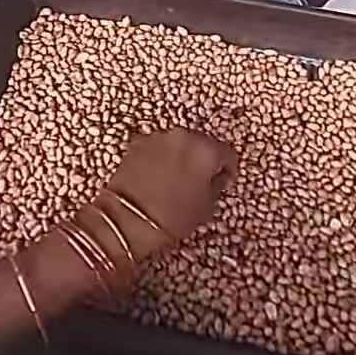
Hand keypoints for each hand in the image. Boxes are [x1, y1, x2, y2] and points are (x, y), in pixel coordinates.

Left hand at [86, 128, 235, 287]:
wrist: (126, 218)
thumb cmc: (171, 216)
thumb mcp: (206, 207)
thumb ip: (216, 185)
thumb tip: (216, 177)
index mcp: (206, 149)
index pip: (227, 154)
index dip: (228, 169)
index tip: (226, 180)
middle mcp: (183, 136)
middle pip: (202, 144)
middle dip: (203, 160)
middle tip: (201, 181)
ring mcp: (158, 137)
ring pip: (178, 144)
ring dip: (181, 157)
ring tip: (177, 180)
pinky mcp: (137, 143)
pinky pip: (157, 148)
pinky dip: (161, 157)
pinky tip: (158, 176)